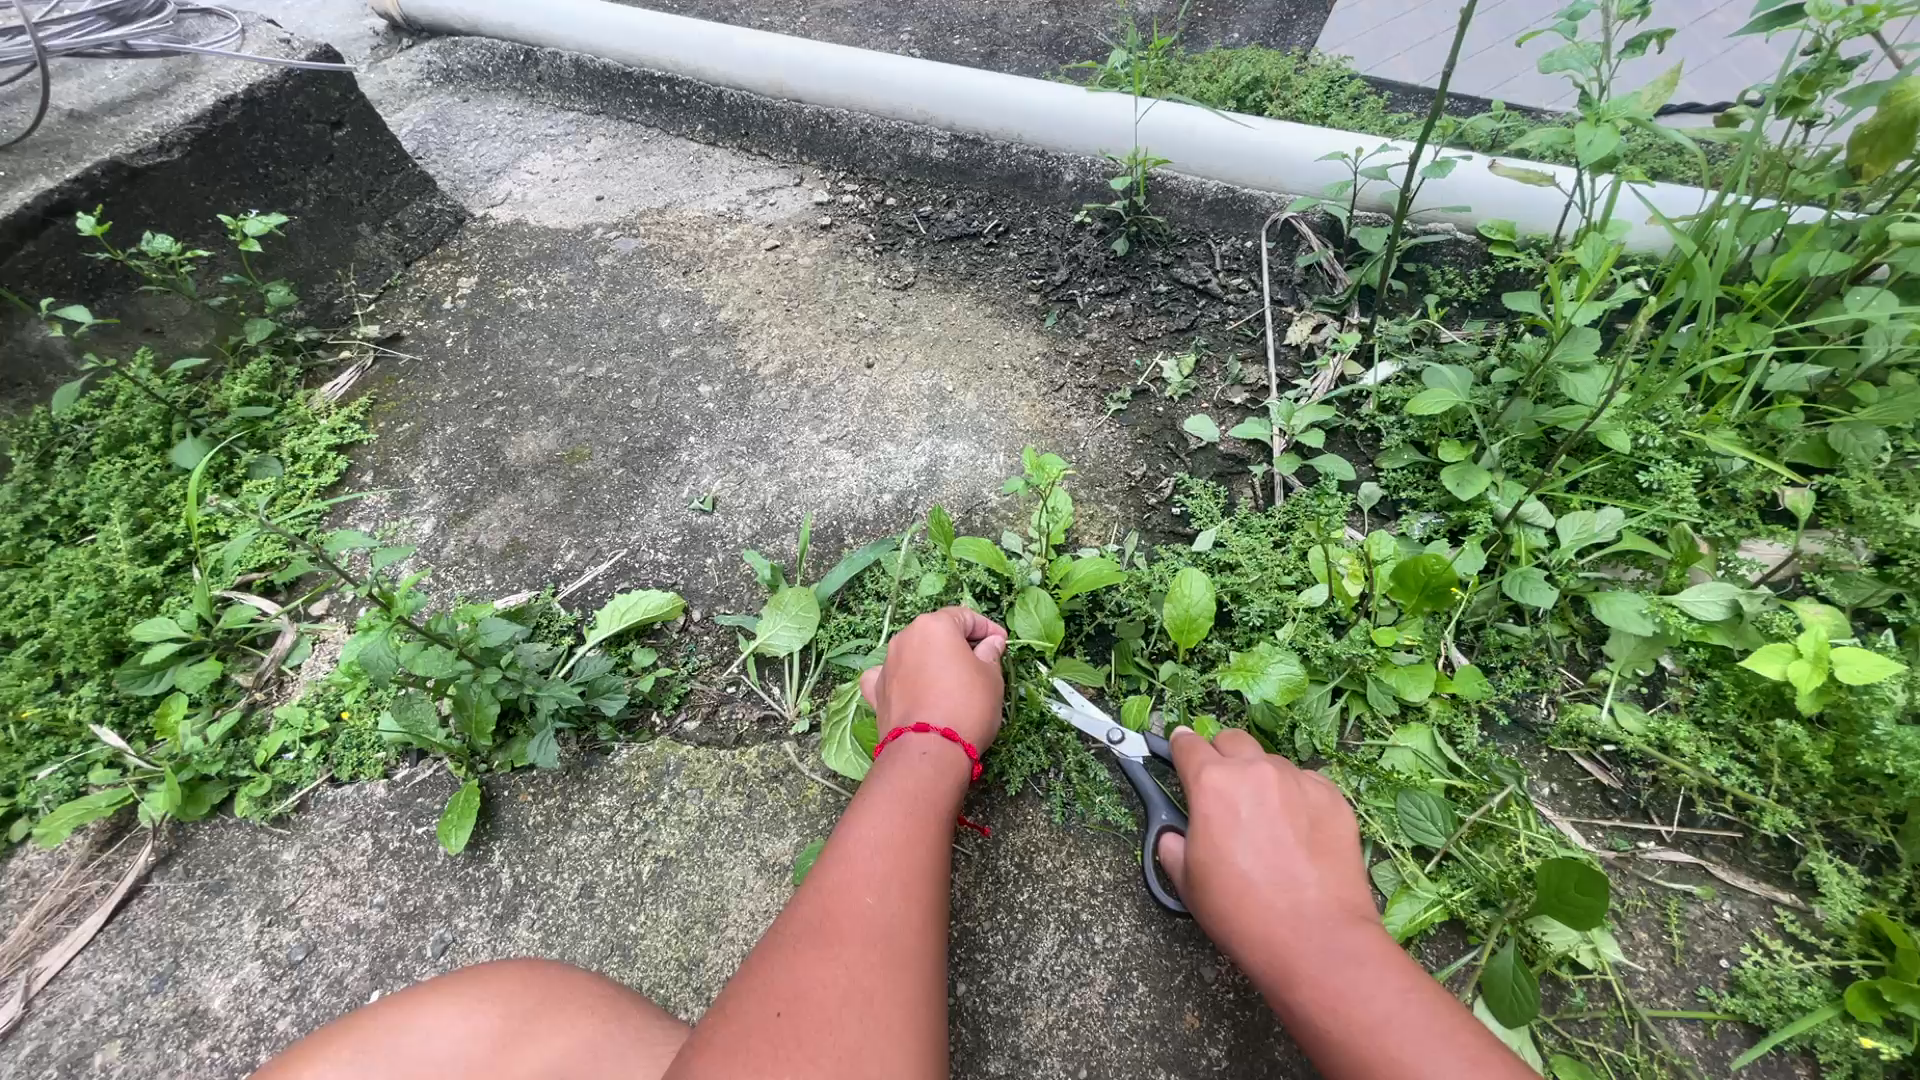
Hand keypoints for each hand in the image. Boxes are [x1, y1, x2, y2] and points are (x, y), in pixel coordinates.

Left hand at [859, 607, 1008, 751]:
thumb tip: (991, 642)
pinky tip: (911, 687)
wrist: (929, 751)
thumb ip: (990, 653)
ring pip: (914, 652)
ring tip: (953, 680)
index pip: (965, 616)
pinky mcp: (877, 691)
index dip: (987, 628)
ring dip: (932, 660)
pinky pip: (890, 676)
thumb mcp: (991, 677)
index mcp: (934, 625)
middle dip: (959, 643)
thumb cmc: (967, 706)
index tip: (1001, 642)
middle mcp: (906, 637)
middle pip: (937, 633)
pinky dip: (902, 678)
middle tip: (981, 661)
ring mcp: (887, 664)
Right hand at [1157, 729, 1378, 969]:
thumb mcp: (1186, 881)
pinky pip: (1306, 783)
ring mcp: (1298, 781)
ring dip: (1260, 778)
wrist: (1317, 941)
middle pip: (1231, 740)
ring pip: (1270, 762)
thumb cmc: (1242, 913)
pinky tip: (1298, 832)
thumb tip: (1174, 835)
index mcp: (1212, 783)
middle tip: (1222, 788)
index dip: (1179, 748)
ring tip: (1266, 819)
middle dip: (1221, 755)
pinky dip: (1296, 797)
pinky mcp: (1333, 798)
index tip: (1180, 752)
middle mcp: (1254, 770)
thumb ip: (1172, 844)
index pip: (1187, 744)